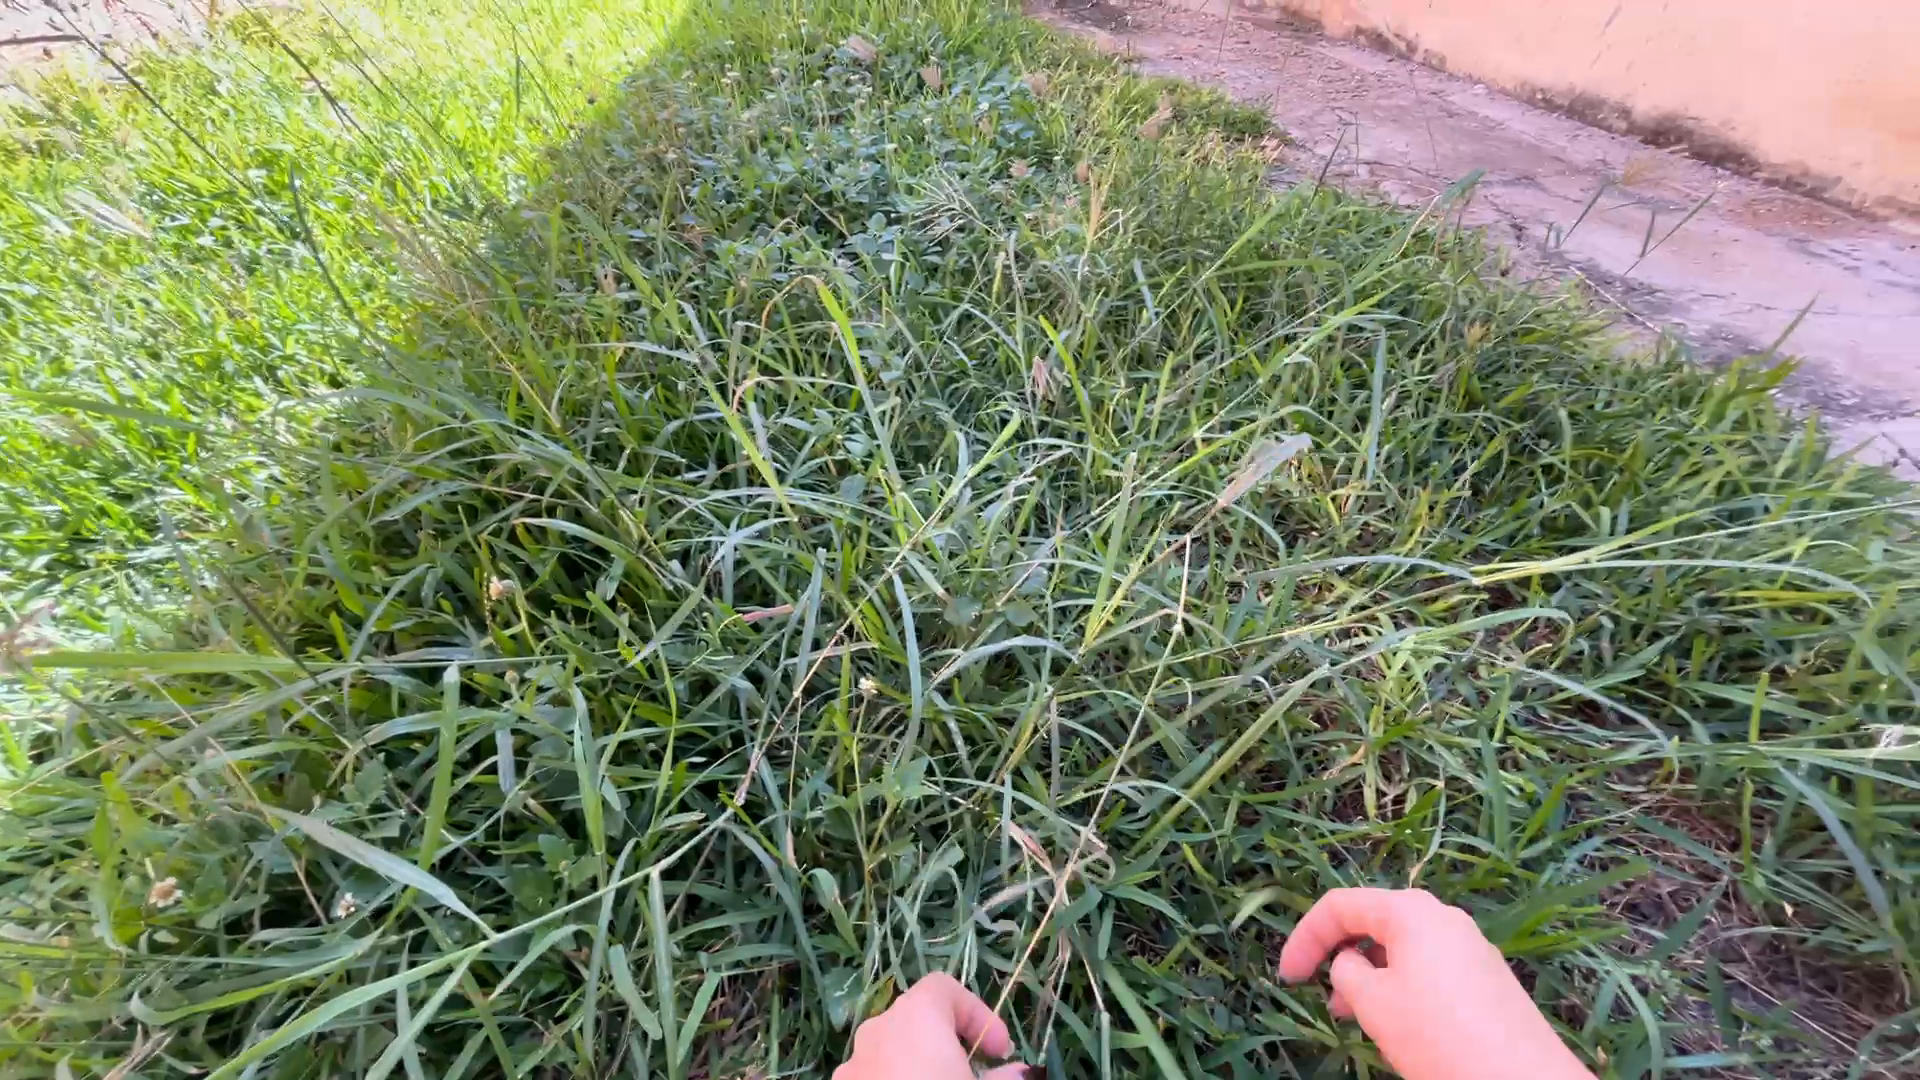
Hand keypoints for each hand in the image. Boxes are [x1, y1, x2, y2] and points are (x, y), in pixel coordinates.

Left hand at [833, 972, 1028, 1079]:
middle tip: (974, 1078)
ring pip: (891, 1055)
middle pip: (916, 1021)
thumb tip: (1022, 1074)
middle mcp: (877, 1031)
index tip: (1000, 1052)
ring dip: (918, 1071)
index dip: (976, 1013)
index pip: (944, 989)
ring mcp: (851, 1068)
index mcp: (915, 1017)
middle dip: (948, 1045)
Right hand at [1278, 888, 1593, 1079]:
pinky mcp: (1490, 983)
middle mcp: (1441, 918)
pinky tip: (1398, 1025)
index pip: (1338, 907)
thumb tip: (1351, 965)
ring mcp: (1471, 950)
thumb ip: (1346, 972)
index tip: (1287, 977)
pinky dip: (1401, 987)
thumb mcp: (1373, 1004)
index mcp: (1410, 911)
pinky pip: (1429, 970)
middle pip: (1371, 923)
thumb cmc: (1440, 1037)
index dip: (1304, 938)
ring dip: (1368, 975)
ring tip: (1353, 1017)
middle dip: (1338, 955)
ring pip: (1400, 949)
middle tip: (1317, 994)